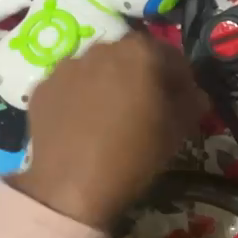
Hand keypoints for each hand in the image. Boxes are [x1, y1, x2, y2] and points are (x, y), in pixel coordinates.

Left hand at [7, 32, 209, 228]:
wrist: (71, 189)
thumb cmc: (135, 154)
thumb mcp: (179, 129)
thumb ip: (193, 101)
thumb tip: (194, 94)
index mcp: (142, 52)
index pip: (171, 56)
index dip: (181, 79)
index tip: (182, 100)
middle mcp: (103, 48)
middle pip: (132, 56)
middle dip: (143, 75)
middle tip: (147, 106)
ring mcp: (68, 66)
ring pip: (98, 68)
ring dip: (109, 82)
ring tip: (111, 115)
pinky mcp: (43, 88)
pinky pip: (70, 85)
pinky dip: (79, 97)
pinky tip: (83, 124)